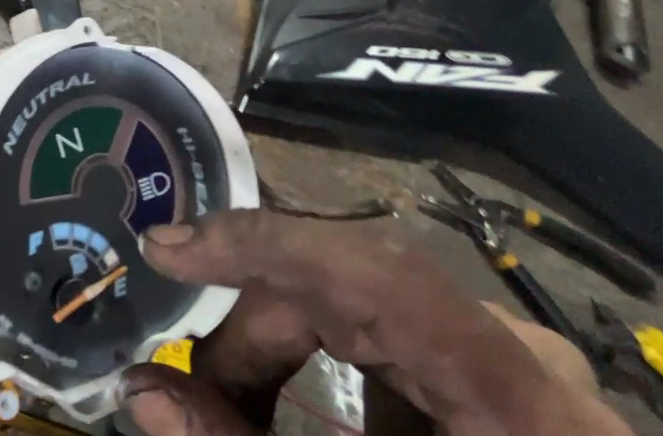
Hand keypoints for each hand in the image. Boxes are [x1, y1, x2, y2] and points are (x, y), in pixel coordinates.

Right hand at [121, 210, 632, 435]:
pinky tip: (289, 415)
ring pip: (354, 309)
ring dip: (276, 355)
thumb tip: (138, 385)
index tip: (162, 251)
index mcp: (524, 405)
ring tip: (229, 412)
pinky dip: (315, 367)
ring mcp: (512, 363)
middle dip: (251, 337)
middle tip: (184, 388)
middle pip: (347, 291)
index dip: (262, 248)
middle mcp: (522, 358)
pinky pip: (381, 337)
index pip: (378, 273)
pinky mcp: (496, 378)